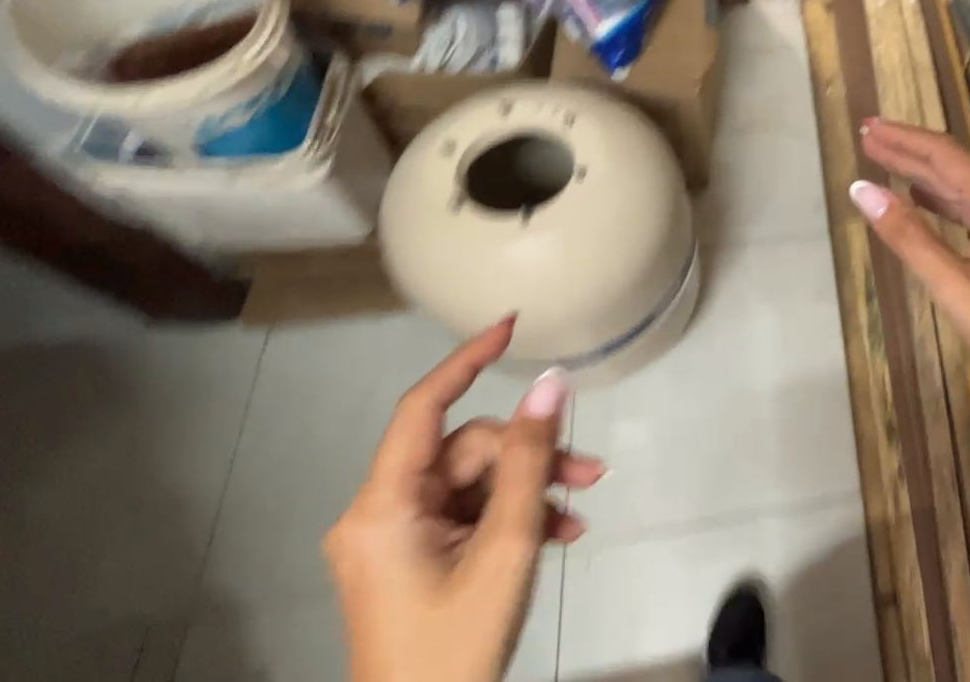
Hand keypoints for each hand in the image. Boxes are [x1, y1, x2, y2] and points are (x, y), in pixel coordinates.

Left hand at [325, 318, 603, 681]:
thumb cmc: (456, 644)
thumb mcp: (507, 546)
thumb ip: (530, 461)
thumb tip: (551, 386)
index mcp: (383, 507)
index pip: (422, 408)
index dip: (467, 361)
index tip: (512, 326)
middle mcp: (379, 513)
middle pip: (467, 452)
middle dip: (531, 457)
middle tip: (590, 475)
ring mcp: (394, 538)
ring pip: (475, 483)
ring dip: (531, 490)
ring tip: (580, 512)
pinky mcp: (412, 558)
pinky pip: (469, 514)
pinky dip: (513, 517)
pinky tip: (558, 534)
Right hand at [849, 120, 969, 428]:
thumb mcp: (952, 286)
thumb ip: (907, 235)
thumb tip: (862, 190)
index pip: (943, 154)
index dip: (902, 138)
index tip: (867, 127)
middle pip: (955, 165)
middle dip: (909, 150)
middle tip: (867, 136)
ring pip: (968, 185)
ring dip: (925, 174)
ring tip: (885, 162)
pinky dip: (948, 199)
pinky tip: (925, 199)